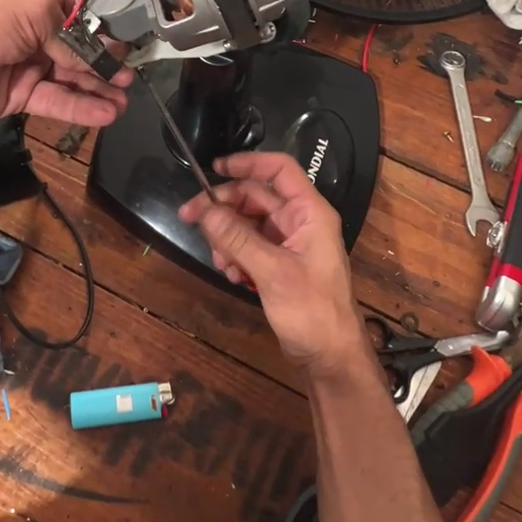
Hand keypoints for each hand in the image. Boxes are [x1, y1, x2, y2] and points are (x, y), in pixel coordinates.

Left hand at [0, 0, 130, 125]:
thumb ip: (70, 32)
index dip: (100, 25)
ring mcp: (25, 63)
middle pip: (77, 46)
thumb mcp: (34, 6)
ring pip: (70, 77)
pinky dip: (82, 107)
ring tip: (126, 98)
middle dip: (105, 60)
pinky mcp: (19, 95)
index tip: (124, 39)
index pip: (76, 9)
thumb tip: (94, 54)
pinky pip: (56, 101)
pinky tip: (107, 112)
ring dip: (98, 87)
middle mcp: (31, 28)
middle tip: (130, 74)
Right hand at [178, 151, 370, 377]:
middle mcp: (299, 221)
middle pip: (255, 197)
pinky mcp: (279, 264)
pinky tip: (231, 274)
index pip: (279, 170)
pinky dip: (235, 255)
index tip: (214, 168)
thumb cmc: (312, 311)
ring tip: (220, 261)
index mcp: (309, 213)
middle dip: (223, 207)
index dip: (248, 162)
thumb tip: (206, 211)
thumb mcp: (273, 272)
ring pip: (248, 223)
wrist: (330, 359)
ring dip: (227, 237)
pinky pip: (250, 246)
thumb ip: (238, 239)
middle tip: (191, 217)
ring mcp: (289, 243)